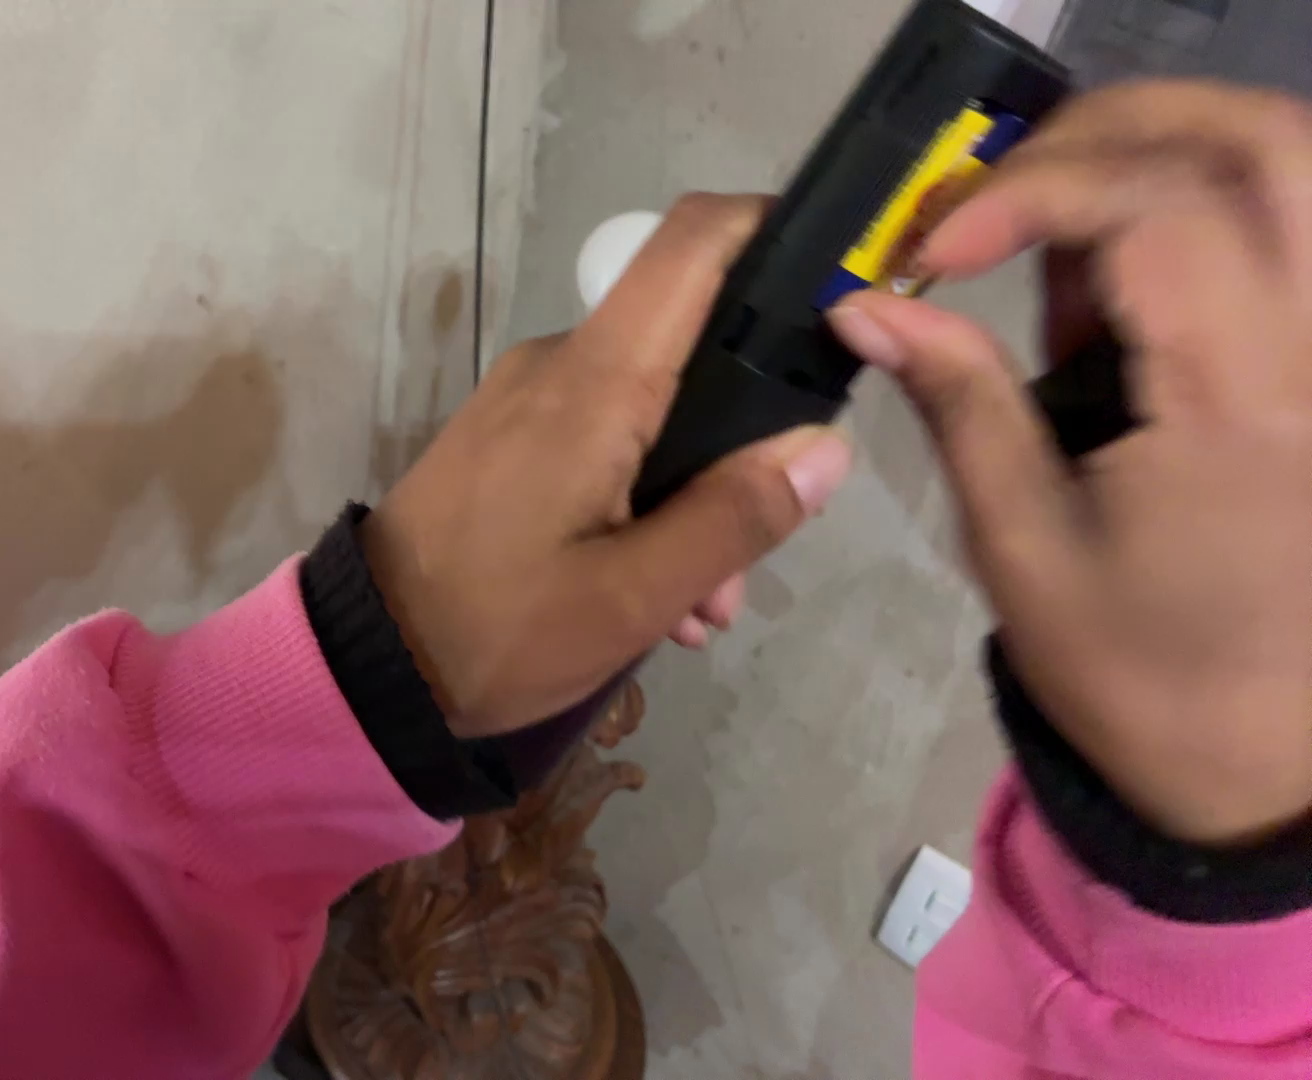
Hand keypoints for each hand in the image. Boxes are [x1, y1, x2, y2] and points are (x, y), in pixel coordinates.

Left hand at [363, 194, 850, 738]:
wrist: (370, 653)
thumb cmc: (498, 628)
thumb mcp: (632, 595)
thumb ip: (733, 515)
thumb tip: (821, 446)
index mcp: (592, 382)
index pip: (690, 243)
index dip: (774, 236)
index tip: (836, 297)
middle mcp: (554, 369)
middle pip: (685, 352)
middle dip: (738, 446)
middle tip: (744, 560)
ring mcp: (520, 406)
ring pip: (643, 416)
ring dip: (686, 499)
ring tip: (693, 607)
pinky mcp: (500, 444)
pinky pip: (591, 446)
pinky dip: (633, 505)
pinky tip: (641, 593)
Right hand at [829, 80, 1311, 844]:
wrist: (1266, 741)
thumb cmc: (1125, 652)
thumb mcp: (1014, 532)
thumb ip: (955, 400)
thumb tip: (865, 307)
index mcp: (1251, 399)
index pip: (1161, 213)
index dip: (1027, 198)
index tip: (920, 253)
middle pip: (1268, 139)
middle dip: (1098, 131)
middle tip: (971, 192)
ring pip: (1294, 163)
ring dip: (1144, 154)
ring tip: (1017, 222)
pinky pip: (1284, 228)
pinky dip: (1179, 208)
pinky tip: (1087, 268)